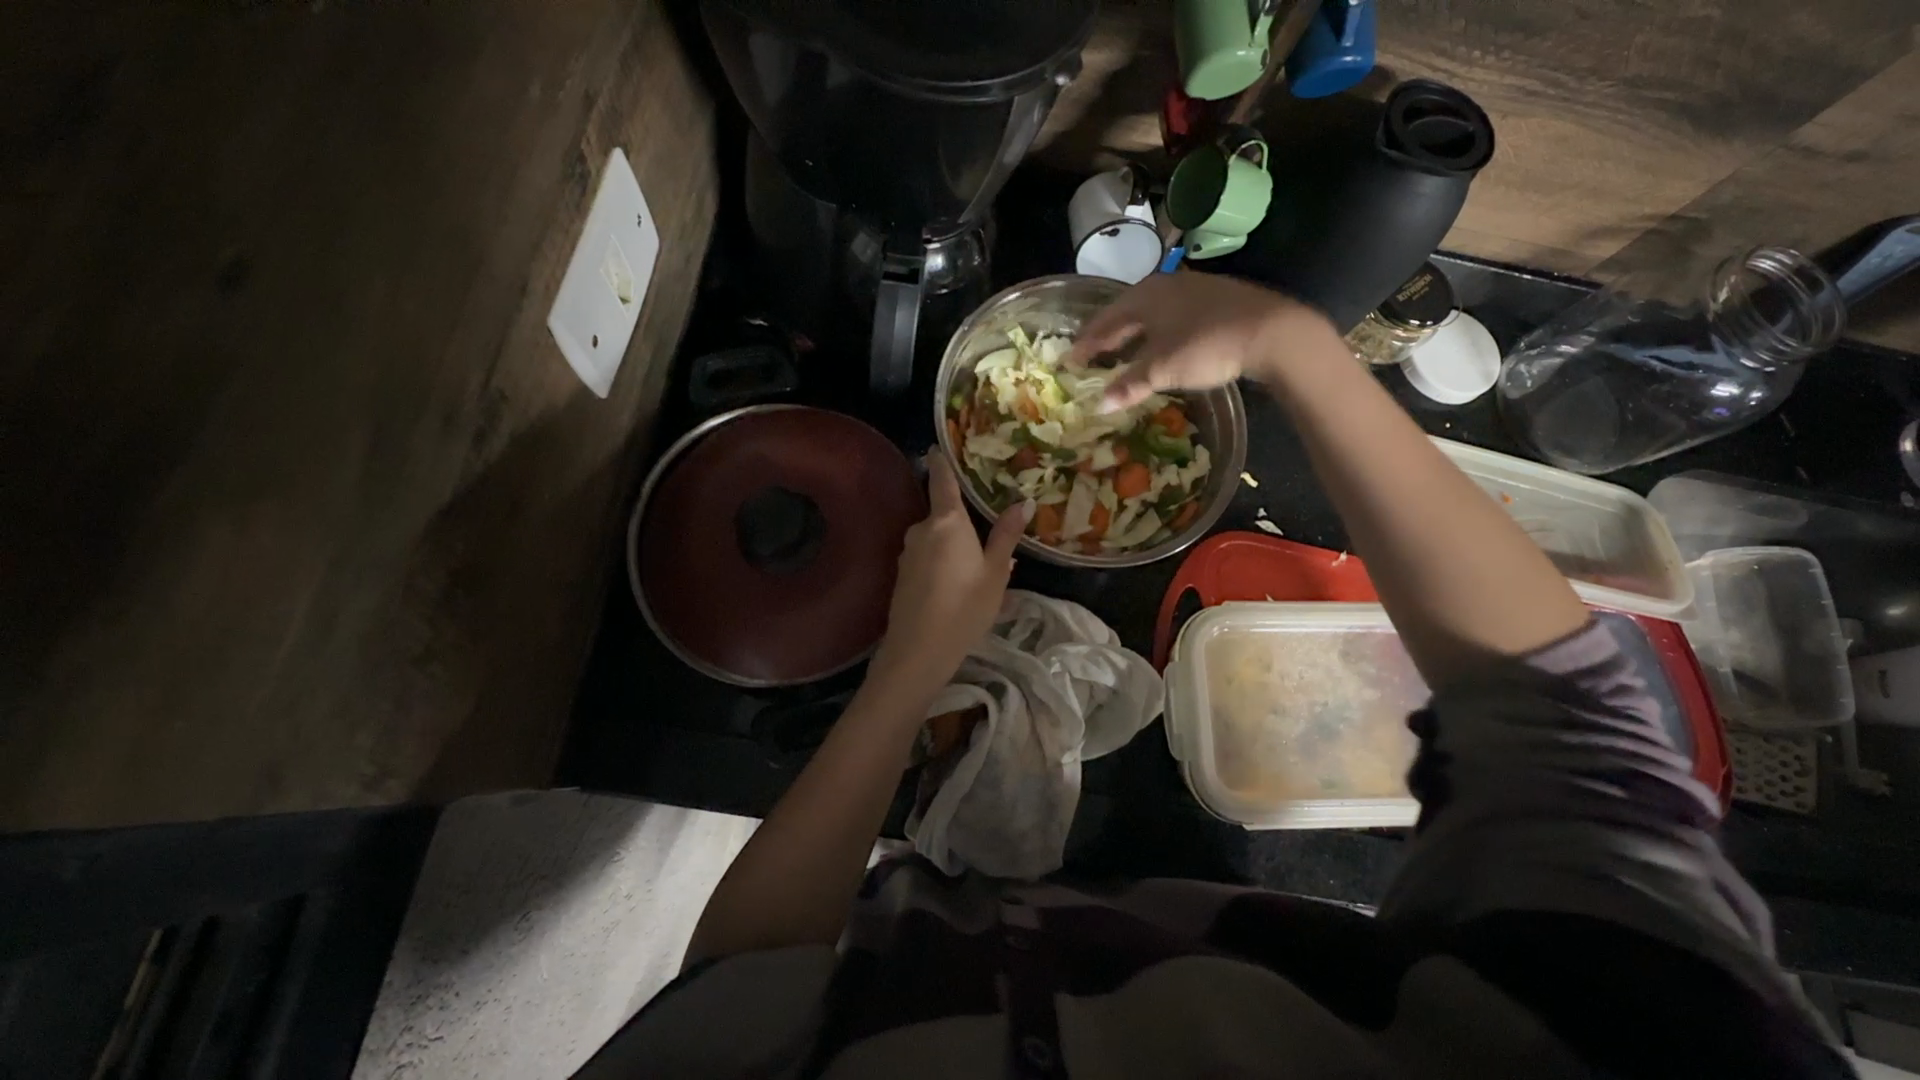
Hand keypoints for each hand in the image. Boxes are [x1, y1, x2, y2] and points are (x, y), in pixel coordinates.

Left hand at [869, 454, 1029, 697]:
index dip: (942, 460)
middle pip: (942, 514)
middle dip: (963, 522)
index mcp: (946, 522)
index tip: (939, 444)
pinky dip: (943, 563)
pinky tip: (960, 586)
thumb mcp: (995, 572)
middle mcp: (921, 530)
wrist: (918, 651)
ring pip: (936, 539)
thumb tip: (1023, 502)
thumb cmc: (964, 607)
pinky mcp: (901, 575)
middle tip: (989, 537)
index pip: (941, 479)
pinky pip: (927, 558)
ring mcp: (907, 553)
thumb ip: (1006, 535)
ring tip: (980, 569)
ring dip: (954, 547)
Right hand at [1068, 273, 1343, 411]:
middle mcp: (1166, 285)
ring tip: (1124, 354)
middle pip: (1128, 312)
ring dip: (1136, 334)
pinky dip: (1160, 333)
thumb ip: (1129, 385)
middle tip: (1093, 356)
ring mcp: (1194, 289)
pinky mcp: (1218, 299)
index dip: (1087, 343)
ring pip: (1153, 313)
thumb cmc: (1206, 346)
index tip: (1070, 361)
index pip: (1104, 320)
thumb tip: (1100, 404)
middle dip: (1110, 336)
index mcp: (1144, 296)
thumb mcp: (1162, 369)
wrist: (1273, 332)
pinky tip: (1164, 346)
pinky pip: (1175, 316)